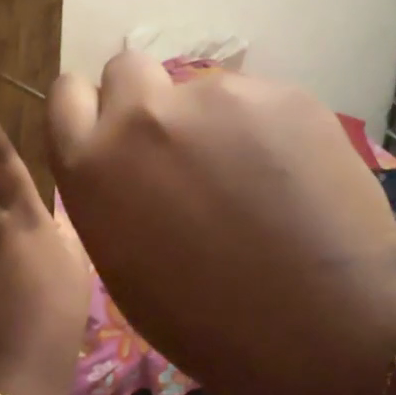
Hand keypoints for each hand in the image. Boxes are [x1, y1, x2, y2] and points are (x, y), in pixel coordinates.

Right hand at [46, 52, 395, 394]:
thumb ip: (109, 195)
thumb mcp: (124, 268)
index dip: (90, 110)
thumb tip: (127, 168)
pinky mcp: (280, 93)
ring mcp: (214, 98)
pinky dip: (264, 130)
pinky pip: (255, 101)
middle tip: (178, 151)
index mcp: (92, 165)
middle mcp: (142, 116)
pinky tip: (292, 179)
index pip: (66, 93)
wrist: (329, 324)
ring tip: (252, 180)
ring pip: (197, 90)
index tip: (111, 133)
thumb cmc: (212, 325)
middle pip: (126, 69)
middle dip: (144, 100)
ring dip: (210, 122)